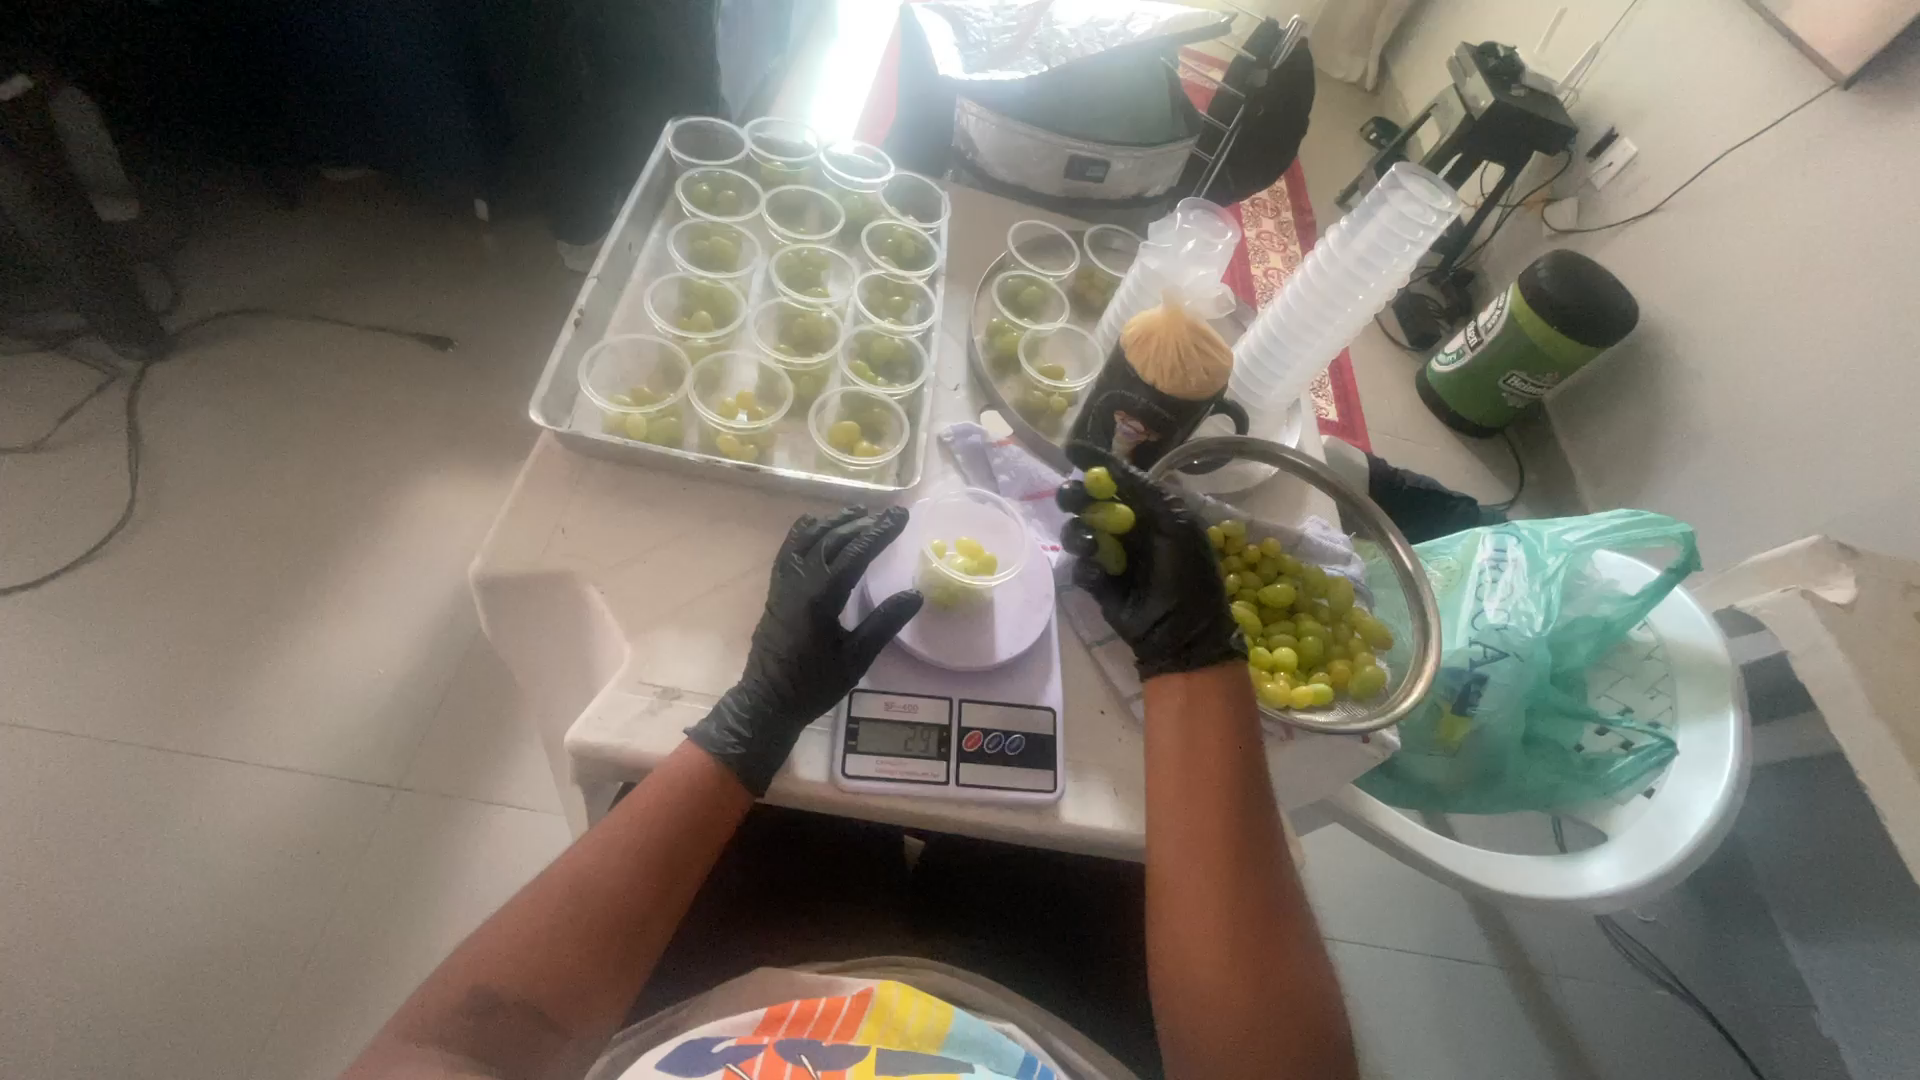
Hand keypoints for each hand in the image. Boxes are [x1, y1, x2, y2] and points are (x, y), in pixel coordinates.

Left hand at [688, 506, 921, 794]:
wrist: (767, 701)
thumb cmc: (814, 685)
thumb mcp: (856, 659)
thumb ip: (884, 624)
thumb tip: (915, 594)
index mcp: (821, 598)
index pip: (855, 553)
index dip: (880, 533)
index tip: (900, 515)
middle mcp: (800, 583)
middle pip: (833, 541)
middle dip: (862, 524)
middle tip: (887, 514)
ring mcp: (784, 584)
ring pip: (809, 541)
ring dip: (834, 523)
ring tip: (858, 513)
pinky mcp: (776, 591)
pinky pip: (788, 551)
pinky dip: (803, 533)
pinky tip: (813, 523)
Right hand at [1060, 444, 1238, 679]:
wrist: (1183, 633)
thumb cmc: (1188, 575)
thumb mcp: (1176, 524)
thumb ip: (1145, 493)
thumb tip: (1114, 467)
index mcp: (1149, 510)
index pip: (1117, 479)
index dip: (1095, 463)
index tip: (1071, 450)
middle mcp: (1126, 528)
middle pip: (1087, 502)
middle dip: (1076, 497)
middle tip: (1074, 500)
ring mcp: (1110, 556)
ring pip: (1076, 531)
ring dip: (1078, 533)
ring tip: (1092, 545)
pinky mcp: (1096, 583)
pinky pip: (1078, 565)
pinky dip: (1084, 566)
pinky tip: (1097, 574)